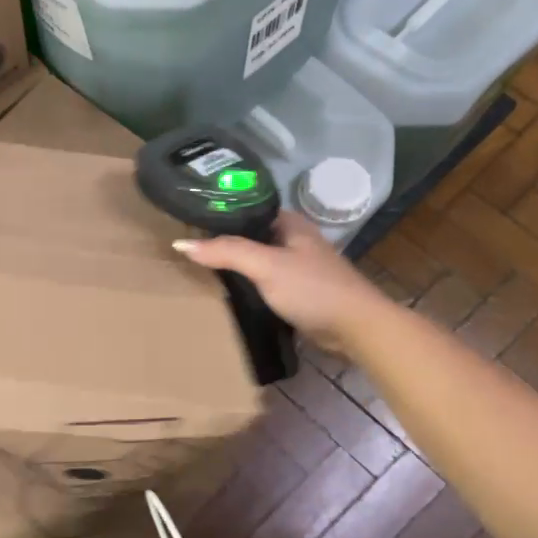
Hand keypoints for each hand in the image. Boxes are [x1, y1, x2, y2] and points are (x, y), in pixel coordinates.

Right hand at [173, 211, 392, 350]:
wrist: (357, 329)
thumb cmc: (312, 288)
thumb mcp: (265, 265)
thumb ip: (225, 252)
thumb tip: (180, 244)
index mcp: (291, 223)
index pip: (248, 208)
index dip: (220, 213)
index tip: (188, 221)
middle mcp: (295, 240)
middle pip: (251, 235)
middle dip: (224, 241)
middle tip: (189, 247)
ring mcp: (299, 268)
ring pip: (257, 260)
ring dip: (235, 265)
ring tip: (200, 269)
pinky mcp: (299, 293)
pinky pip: (265, 282)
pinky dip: (247, 285)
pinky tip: (228, 292)